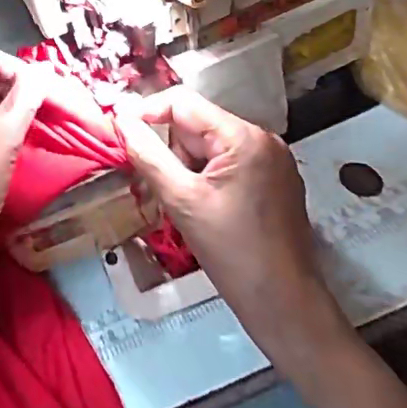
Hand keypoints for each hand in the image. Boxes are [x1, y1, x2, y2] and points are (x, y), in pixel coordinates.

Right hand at [115, 88, 344, 356]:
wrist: (285, 304)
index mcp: (243, 136)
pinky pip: (231, 161)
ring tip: (193, 207)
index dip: (149, 112)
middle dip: (175, 150)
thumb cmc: (232, 252)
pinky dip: (211, 177)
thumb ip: (148, 155)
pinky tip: (211, 210)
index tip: (123, 133)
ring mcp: (274, 158)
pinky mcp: (277, 179)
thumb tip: (121, 120)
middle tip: (170, 190)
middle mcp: (263, 137)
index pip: (185, 103)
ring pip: (213, 145)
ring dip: (191, 166)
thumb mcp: (181, 201)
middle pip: (199, 124)